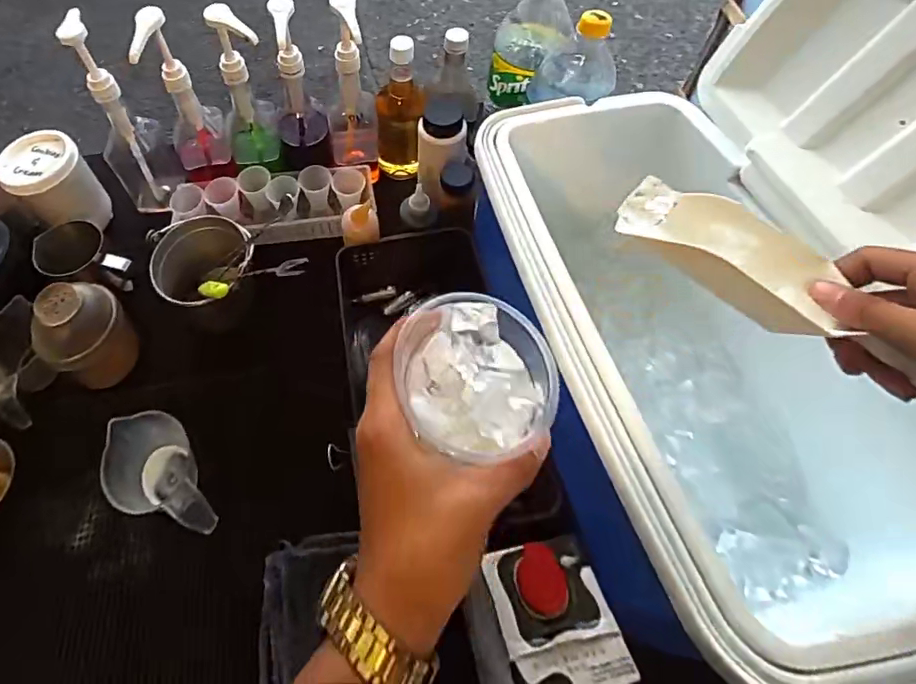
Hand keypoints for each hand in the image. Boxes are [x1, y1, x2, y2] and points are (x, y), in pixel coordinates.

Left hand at [351, 323, 547, 654]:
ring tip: (460, 363)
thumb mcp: (477, 498)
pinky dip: (424, 403)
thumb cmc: (427, 542)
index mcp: (383, 424)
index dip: (405, 329)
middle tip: (457, 334)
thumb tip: (542, 434)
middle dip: (418, 347)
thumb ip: (513, 462)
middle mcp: (374, 430)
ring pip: (395, 396)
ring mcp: (379, 452)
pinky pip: (402, 420)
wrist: (396, 603)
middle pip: (388, 372)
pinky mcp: (388, 470)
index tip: (435, 311)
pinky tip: (456, 411)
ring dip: (420, 375)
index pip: (383, 358)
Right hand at [809, 247, 915, 491]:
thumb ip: (870, 315)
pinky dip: (904, 371)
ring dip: (880, 355)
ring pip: (894, 331)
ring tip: (890, 385)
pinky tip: (912, 393)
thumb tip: (816, 288)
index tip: (815, 315)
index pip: (872, 262)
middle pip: (879, 299)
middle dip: (858, 329)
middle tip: (850, 364)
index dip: (839, 281)